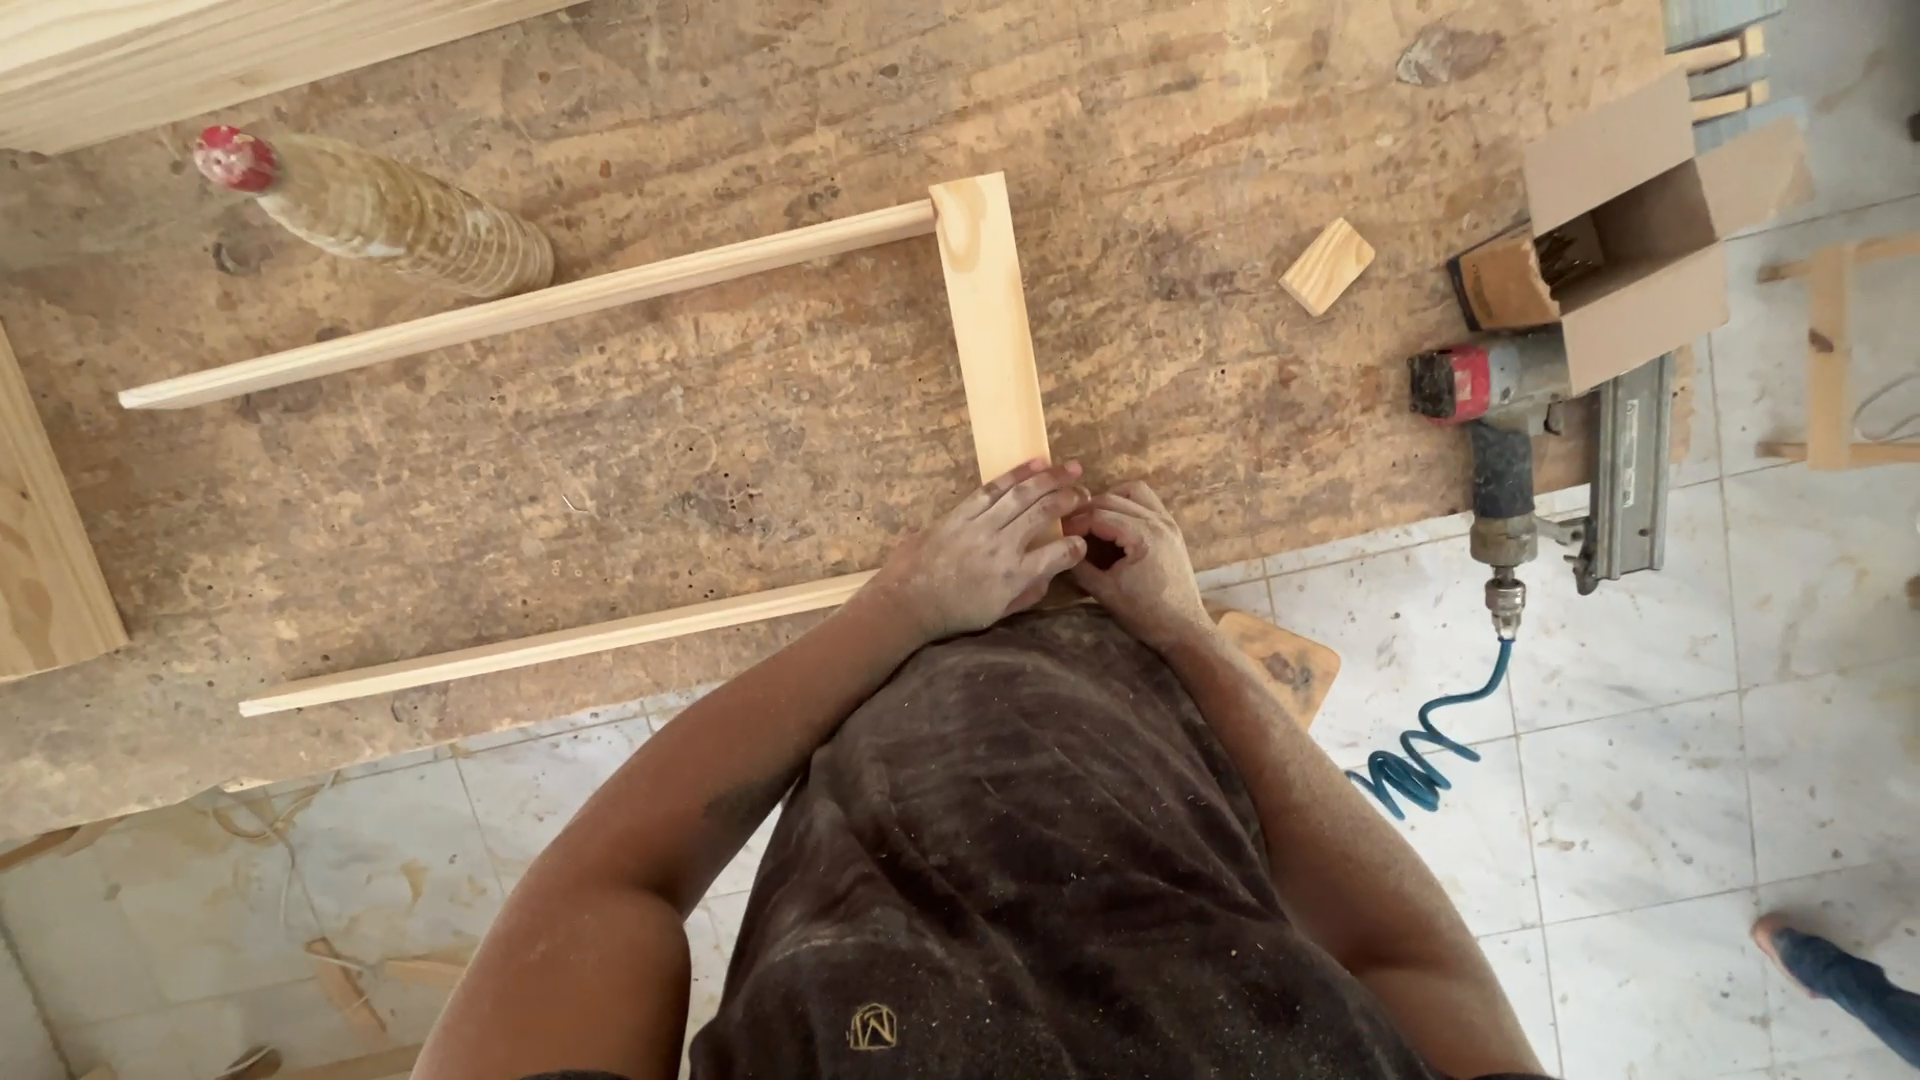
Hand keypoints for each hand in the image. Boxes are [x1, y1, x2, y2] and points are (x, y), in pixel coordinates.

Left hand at [863, 459, 1089, 642]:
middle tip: (1086, 494)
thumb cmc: (953, 613)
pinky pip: (993, 488)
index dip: (1076, 546)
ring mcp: (980, 526)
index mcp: (1014, 577)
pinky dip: (1017, 474)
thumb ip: (1027, 593)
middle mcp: (1002, 547)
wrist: (907, 601)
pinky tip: (1036, 465)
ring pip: (1022, 495)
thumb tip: (1049, 573)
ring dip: (1051, 479)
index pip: (1059, 555)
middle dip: (1070, 500)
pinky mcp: (961, 513)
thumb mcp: (997, 614)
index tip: (1081, 541)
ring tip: (1071, 469)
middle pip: (1044, 513)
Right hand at [1064, 480, 1213, 652]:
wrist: (1183, 628)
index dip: (1073, 523)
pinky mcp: (1172, 528)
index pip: (1098, 516)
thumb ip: (1079, 566)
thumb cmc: (1144, 613)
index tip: (1057, 533)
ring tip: (1092, 518)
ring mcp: (1168, 522)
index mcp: (1142, 536)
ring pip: (1133, 491)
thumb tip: (1059, 549)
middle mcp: (1157, 521)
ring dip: (1109, 499)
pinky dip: (1127, 504)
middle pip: (1112, 499)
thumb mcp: (1104, 591)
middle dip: (1086, 509)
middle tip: (1068, 526)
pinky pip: (1147, 501)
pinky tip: (1114, 522)